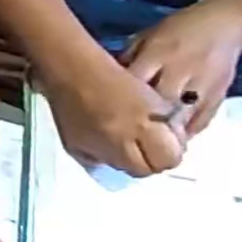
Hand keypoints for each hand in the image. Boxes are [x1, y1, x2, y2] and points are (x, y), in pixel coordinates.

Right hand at [44, 56, 187, 176]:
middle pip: (144, 170)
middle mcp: (116, 143)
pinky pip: (97, 161)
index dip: (172, 151)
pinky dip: (104, 154)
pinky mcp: (73, 147)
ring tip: (124, 136)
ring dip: (127, 157)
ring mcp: (92, 148)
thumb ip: (168, 125)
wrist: (68, 71)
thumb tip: (173, 144)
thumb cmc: (115, 77)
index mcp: (141, 127)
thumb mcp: (154, 98)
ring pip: (121, 167)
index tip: (168, 139)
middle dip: (150, 159)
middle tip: (149, 141)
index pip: (168, 160)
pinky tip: (103, 137)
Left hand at [121, 0, 241, 136]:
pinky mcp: (221, 94)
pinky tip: (171, 143)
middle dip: (141, 122)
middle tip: (123, 138)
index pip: (134, 82)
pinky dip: (186, 132)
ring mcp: (204, 84)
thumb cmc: (177, 29)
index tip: (102, 114)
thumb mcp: (144, 39)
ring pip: (181, 116)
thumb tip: (108, 84)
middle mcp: (181, 71)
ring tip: (145, 146)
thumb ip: (128, 61)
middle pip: (158, 104)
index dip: (119, 100)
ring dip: (164, 134)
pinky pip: (203, 120)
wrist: (228, 21)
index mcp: (158, 55)